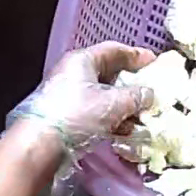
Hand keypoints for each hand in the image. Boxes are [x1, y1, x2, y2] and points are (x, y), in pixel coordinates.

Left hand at [6, 42, 156, 158]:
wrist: (40, 145)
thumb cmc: (76, 115)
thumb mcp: (113, 103)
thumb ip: (136, 96)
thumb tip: (149, 94)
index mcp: (82, 61)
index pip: (114, 50)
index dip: (136, 55)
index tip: (155, 62)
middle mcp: (73, 74)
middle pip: (109, 74)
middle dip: (131, 85)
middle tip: (150, 93)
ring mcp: (68, 97)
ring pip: (103, 97)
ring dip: (124, 107)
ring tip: (141, 118)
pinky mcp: (66, 118)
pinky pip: (95, 113)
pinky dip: (111, 120)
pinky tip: (124, 131)